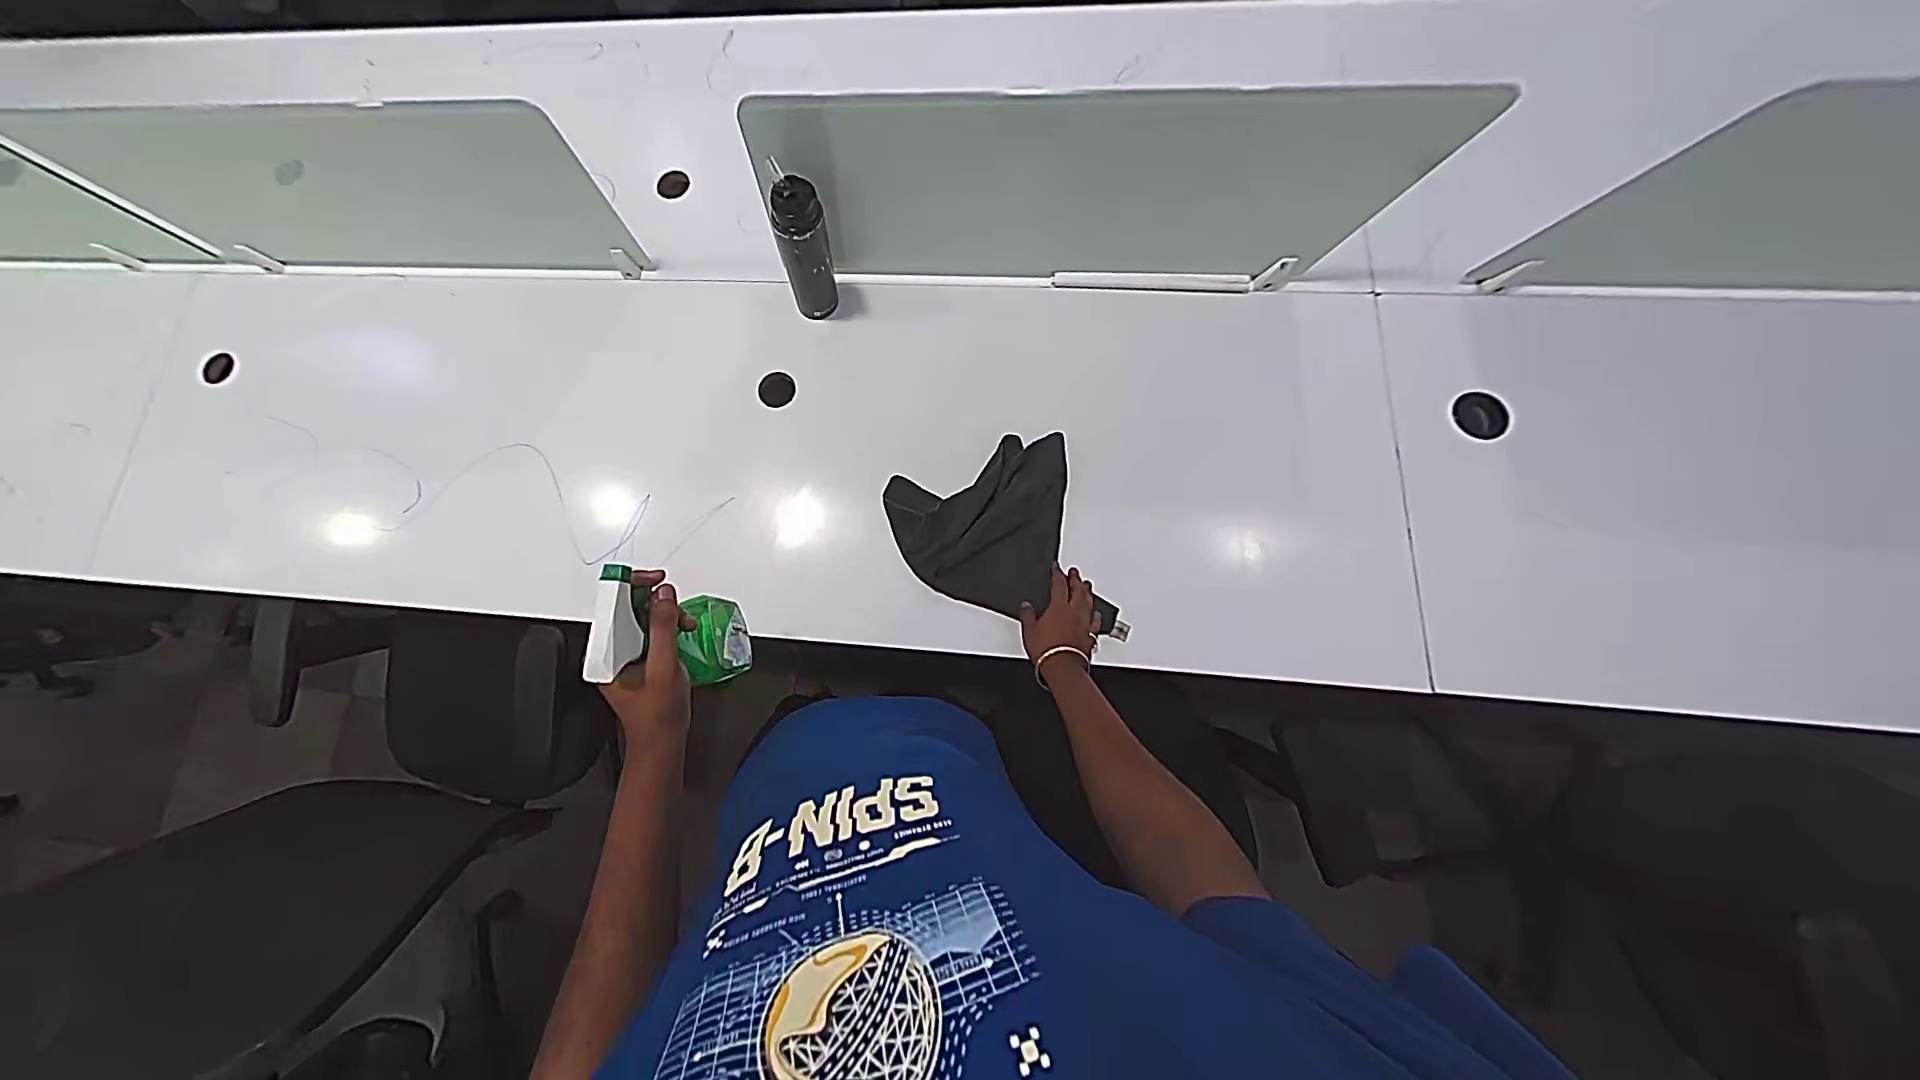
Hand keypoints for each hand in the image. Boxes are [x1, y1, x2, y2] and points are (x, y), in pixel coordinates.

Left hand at [597, 570, 697, 743]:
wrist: (662, 743)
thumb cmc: (658, 715)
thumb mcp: (664, 666)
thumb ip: (663, 628)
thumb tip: (663, 596)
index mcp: (604, 655)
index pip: (612, 606)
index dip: (633, 586)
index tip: (656, 579)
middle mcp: (608, 653)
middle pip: (628, 610)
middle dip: (658, 605)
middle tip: (679, 612)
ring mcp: (622, 656)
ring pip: (641, 619)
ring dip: (666, 617)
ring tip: (684, 626)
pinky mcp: (636, 659)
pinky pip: (648, 632)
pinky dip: (667, 628)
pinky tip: (679, 634)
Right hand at [1019, 566, 1099, 683]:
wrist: (1062, 667)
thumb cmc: (1047, 650)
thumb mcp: (1029, 630)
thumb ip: (1028, 615)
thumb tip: (1026, 606)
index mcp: (1058, 608)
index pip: (1059, 585)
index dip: (1058, 574)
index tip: (1057, 568)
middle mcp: (1074, 613)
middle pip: (1077, 590)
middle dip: (1076, 579)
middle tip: (1075, 572)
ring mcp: (1083, 624)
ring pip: (1088, 603)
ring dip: (1087, 592)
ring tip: (1087, 586)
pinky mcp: (1089, 635)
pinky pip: (1094, 621)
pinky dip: (1094, 614)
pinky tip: (1095, 613)